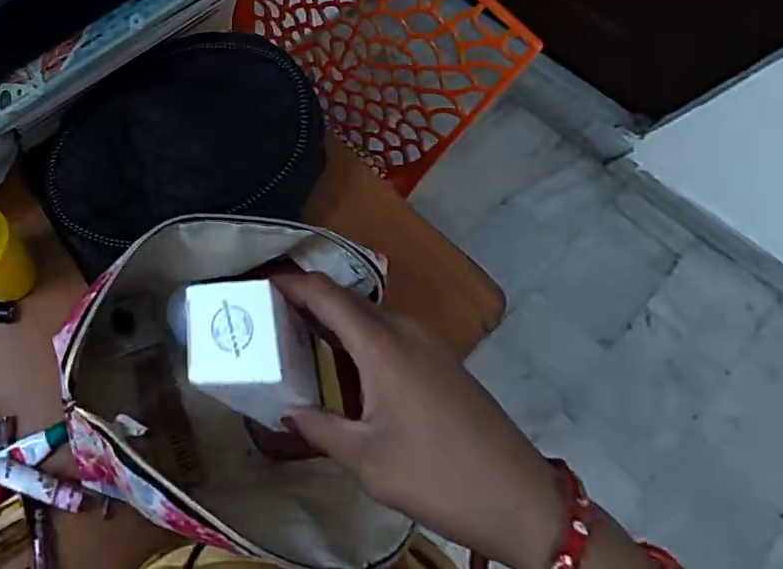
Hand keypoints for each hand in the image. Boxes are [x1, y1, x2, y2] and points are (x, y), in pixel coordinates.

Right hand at [275, 273, 648, 568]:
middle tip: (269, 316)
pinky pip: (388, 329)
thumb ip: (319, 428)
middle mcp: (403, 329)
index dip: (289, 282)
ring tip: (299, 338)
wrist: (525, 501)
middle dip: (305, 299)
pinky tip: (346, 365)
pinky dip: (357, 334)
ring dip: (332, 317)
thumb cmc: (439, 477)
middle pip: (344, 297)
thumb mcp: (367, 462)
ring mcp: (426, 341)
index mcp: (381, 344)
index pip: (324, 292)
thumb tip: (285, 411)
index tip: (257, 285)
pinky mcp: (440, 358)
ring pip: (367, 313)